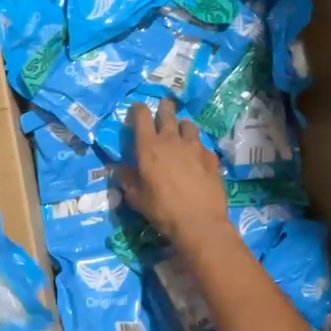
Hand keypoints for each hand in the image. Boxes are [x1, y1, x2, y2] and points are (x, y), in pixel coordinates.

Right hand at [119, 99, 232, 247]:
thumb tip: (118, 170)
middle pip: (167, 112)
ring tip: (180, 135)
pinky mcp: (211, 157)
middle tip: (162, 112)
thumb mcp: (137, 198)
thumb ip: (127, 180)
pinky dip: (196, 146)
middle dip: (163, 108)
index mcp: (149, 147)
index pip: (141, 114)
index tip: (136, 113)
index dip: (138, 109)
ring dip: (182, 126)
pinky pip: (202, 144)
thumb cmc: (163, 210)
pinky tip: (196, 158)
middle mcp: (172, 140)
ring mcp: (194, 146)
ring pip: (188, 124)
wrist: (200, 222)